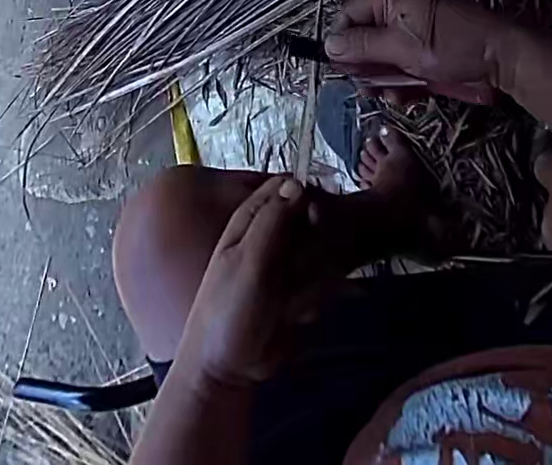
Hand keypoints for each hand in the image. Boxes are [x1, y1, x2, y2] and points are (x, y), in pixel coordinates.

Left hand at [169, 176, 330, 389]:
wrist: (227, 369)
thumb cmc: (228, 309)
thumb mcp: (248, 260)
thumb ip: (272, 219)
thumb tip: (297, 182)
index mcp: (252, 217)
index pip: (289, 187)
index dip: (305, 198)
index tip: (313, 219)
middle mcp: (273, 234)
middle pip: (313, 219)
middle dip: (311, 248)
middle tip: (293, 272)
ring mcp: (289, 262)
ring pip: (322, 252)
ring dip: (310, 279)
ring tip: (285, 303)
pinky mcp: (303, 288)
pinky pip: (325, 281)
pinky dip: (314, 299)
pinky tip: (294, 316)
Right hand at [323, 0, 512, 103]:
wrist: (501, 57)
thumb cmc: (450, 45)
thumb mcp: (401, 47)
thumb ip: (361, 47)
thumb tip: (328, 45)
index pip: (348, 16)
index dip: (341, 43)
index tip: (342, 69)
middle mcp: (396, 9)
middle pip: (362, 38)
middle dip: (366, 67)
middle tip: (371, 88)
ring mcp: (411, 29)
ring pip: (381, 57)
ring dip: (384, 80)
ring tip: (394, 95)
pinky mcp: (424, 48)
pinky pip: (401, 63)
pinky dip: (401, 81)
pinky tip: (407, 95)